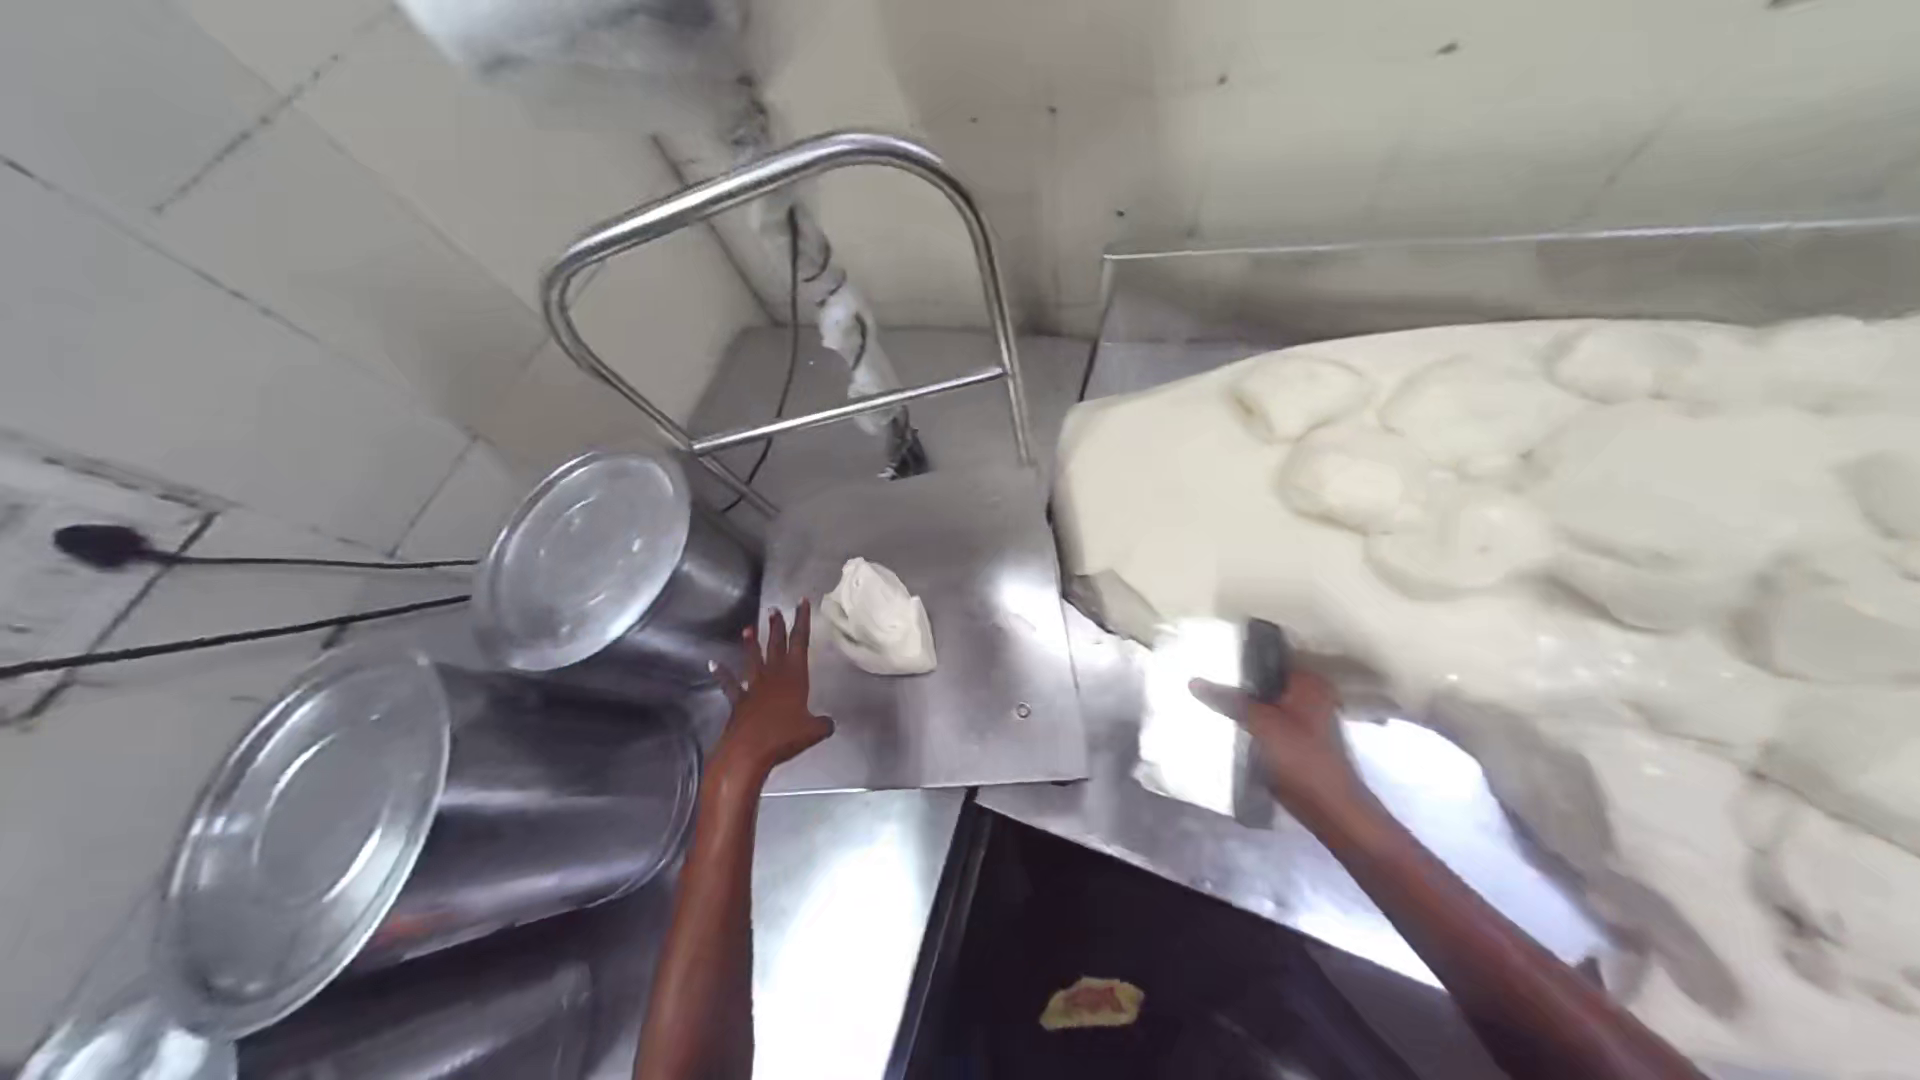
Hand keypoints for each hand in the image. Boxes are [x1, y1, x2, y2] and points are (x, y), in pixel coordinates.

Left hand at [712, 600, 833, 784]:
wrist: (749, 751)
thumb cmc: (785, 736)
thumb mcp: (814, 731)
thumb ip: (823, 724)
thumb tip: (828, 723)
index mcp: (795, 676)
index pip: (800, 642)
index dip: (802, 620)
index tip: (802, 602)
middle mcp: (774, 676)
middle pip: (776, 645)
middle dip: (777, 627)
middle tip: (775, 609)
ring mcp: (754, 688)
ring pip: (754, 659)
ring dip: (751, 644)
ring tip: (748, 627)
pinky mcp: (739, 702)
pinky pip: (730, 684)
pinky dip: (722, 674)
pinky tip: (712, 664)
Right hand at [1190, 671, 1375, 824]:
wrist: (1328, 807)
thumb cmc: (1301, 757)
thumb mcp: (1261, 723)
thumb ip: (1228, 699)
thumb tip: (1193, 681)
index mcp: (1309, 683)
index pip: (1268, 660)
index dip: (1240, 659)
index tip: (1210, 657)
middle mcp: (1309, 696)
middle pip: (1264, 683)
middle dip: (1237, 684)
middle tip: (1202, 678)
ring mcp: (1303, 721)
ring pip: (1263, 705)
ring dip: (1241, 706)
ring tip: (1207, 699)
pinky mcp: (1294, 743)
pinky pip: (1264, 725)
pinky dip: (1248, 725)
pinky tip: (1223, 725)